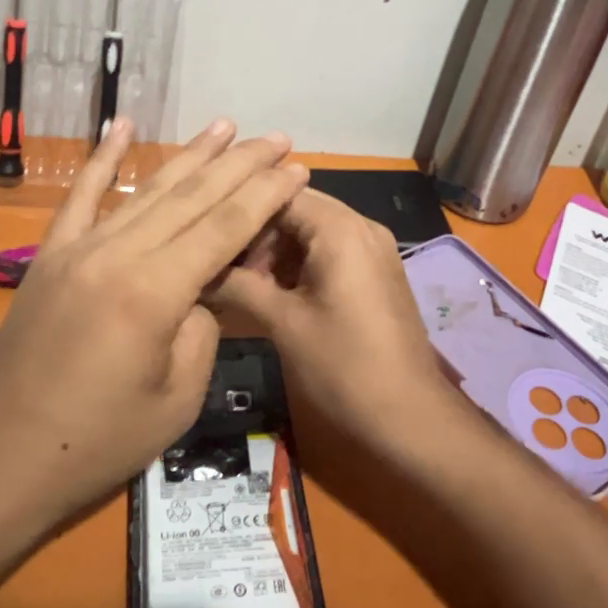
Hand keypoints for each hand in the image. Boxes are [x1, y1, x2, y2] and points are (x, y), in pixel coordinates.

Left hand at [0, 117, 308, 523]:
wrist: (2, 463)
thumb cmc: (100, 443)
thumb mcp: (179, 397)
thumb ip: (201, 328)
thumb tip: (201, 288)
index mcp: (154, 293)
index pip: (224, 227)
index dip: (265, 195)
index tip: (297, 168)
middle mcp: (116, 255)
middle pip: (192, 197)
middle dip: (241, 165)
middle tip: (278, 139)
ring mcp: (77, 250)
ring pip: (146, 189)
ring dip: (191, 155)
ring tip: (227, 126)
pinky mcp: (49, 257)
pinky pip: (79, 197)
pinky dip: (102, 158)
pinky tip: (121, 125)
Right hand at [206, 189, 457, 447]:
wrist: (410, 415)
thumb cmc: (343, 366)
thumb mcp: (284, 324)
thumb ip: (239, 286)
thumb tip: (197, 269)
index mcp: (340, 229)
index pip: (279, 193)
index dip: (240, 211)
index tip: (206, 237)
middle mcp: (362, 226)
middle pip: (297, 208)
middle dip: (258, 234)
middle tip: (224, 269)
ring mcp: (375, 249)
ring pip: (313, 231)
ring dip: (277, 251)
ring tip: (245, 287)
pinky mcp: (378, 273)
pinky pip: (332, 251)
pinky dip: (301, 265)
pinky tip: (276, 296)